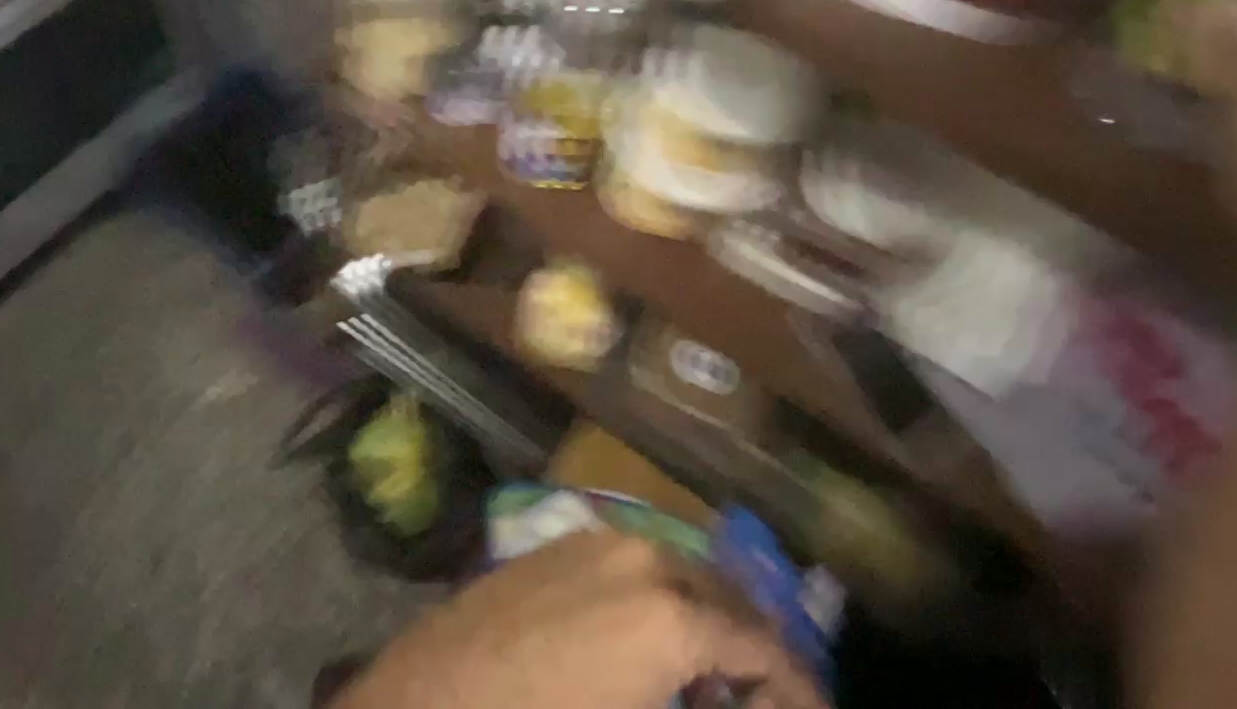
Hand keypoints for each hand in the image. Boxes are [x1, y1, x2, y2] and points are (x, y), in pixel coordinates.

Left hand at [333, 531, 826, 708]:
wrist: (423, 704)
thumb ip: (697, 696)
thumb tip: (724, 690)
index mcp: (667, 613)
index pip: (760, 646)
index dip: (795, 684)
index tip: (812, 706)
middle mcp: (637, 557)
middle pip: (722, 594)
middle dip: (752, 642)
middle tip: (764, 690)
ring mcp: (590, 543)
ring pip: (675, 570)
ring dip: (703, 614)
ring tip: (710, 669)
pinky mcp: (553, 547)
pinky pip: (629, 563)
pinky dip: (657, 595)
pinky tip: (651, 635)